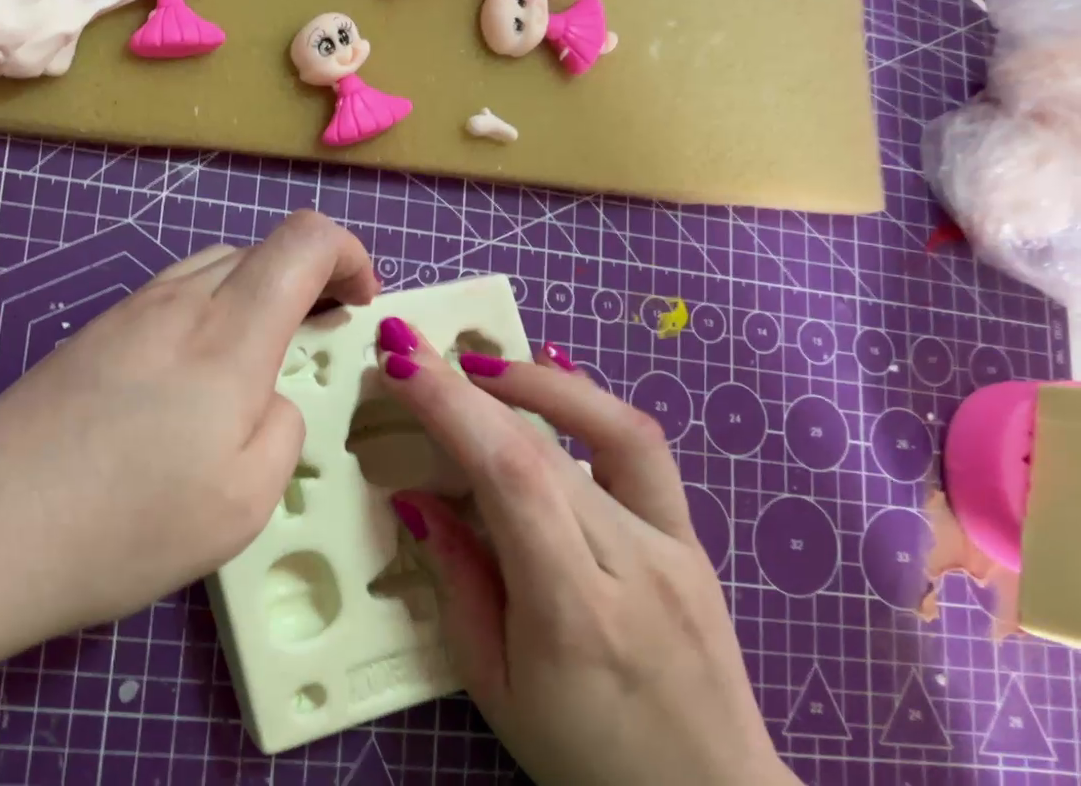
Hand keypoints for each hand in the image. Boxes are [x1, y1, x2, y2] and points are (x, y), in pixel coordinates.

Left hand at [0, 211, 376, 665]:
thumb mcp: (244, 503)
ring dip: (245, 301)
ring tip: (248, 368)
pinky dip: (197, 321)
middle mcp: (172, 304)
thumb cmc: (125, 530)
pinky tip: (181, 387)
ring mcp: (119, 315)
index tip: (359, 303)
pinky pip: (160, 303)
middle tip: (312, 344)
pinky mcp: (83, 337)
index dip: (347, 254)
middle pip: (253, 252)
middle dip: (300, 283)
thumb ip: (281, 428)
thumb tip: (268, 393)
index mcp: (225, 337)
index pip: (302, 240)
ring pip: (204, 274)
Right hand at [374, 321, 797, 785]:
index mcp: (575, 611)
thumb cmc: (583, 756)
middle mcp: (635, 563)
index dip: (455, 411)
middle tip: (406, 348)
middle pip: (544, 446)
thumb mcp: (493, 683)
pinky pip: (641, 451)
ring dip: (532, 380)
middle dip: (465, 386)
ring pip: (603, 432)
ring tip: (472, 361)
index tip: (402, 365)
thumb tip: (417, 497)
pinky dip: (587, 401)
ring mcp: (676, 545)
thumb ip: (456, 581)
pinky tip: (544, 374)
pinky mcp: (691, 539)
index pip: (513, 480)